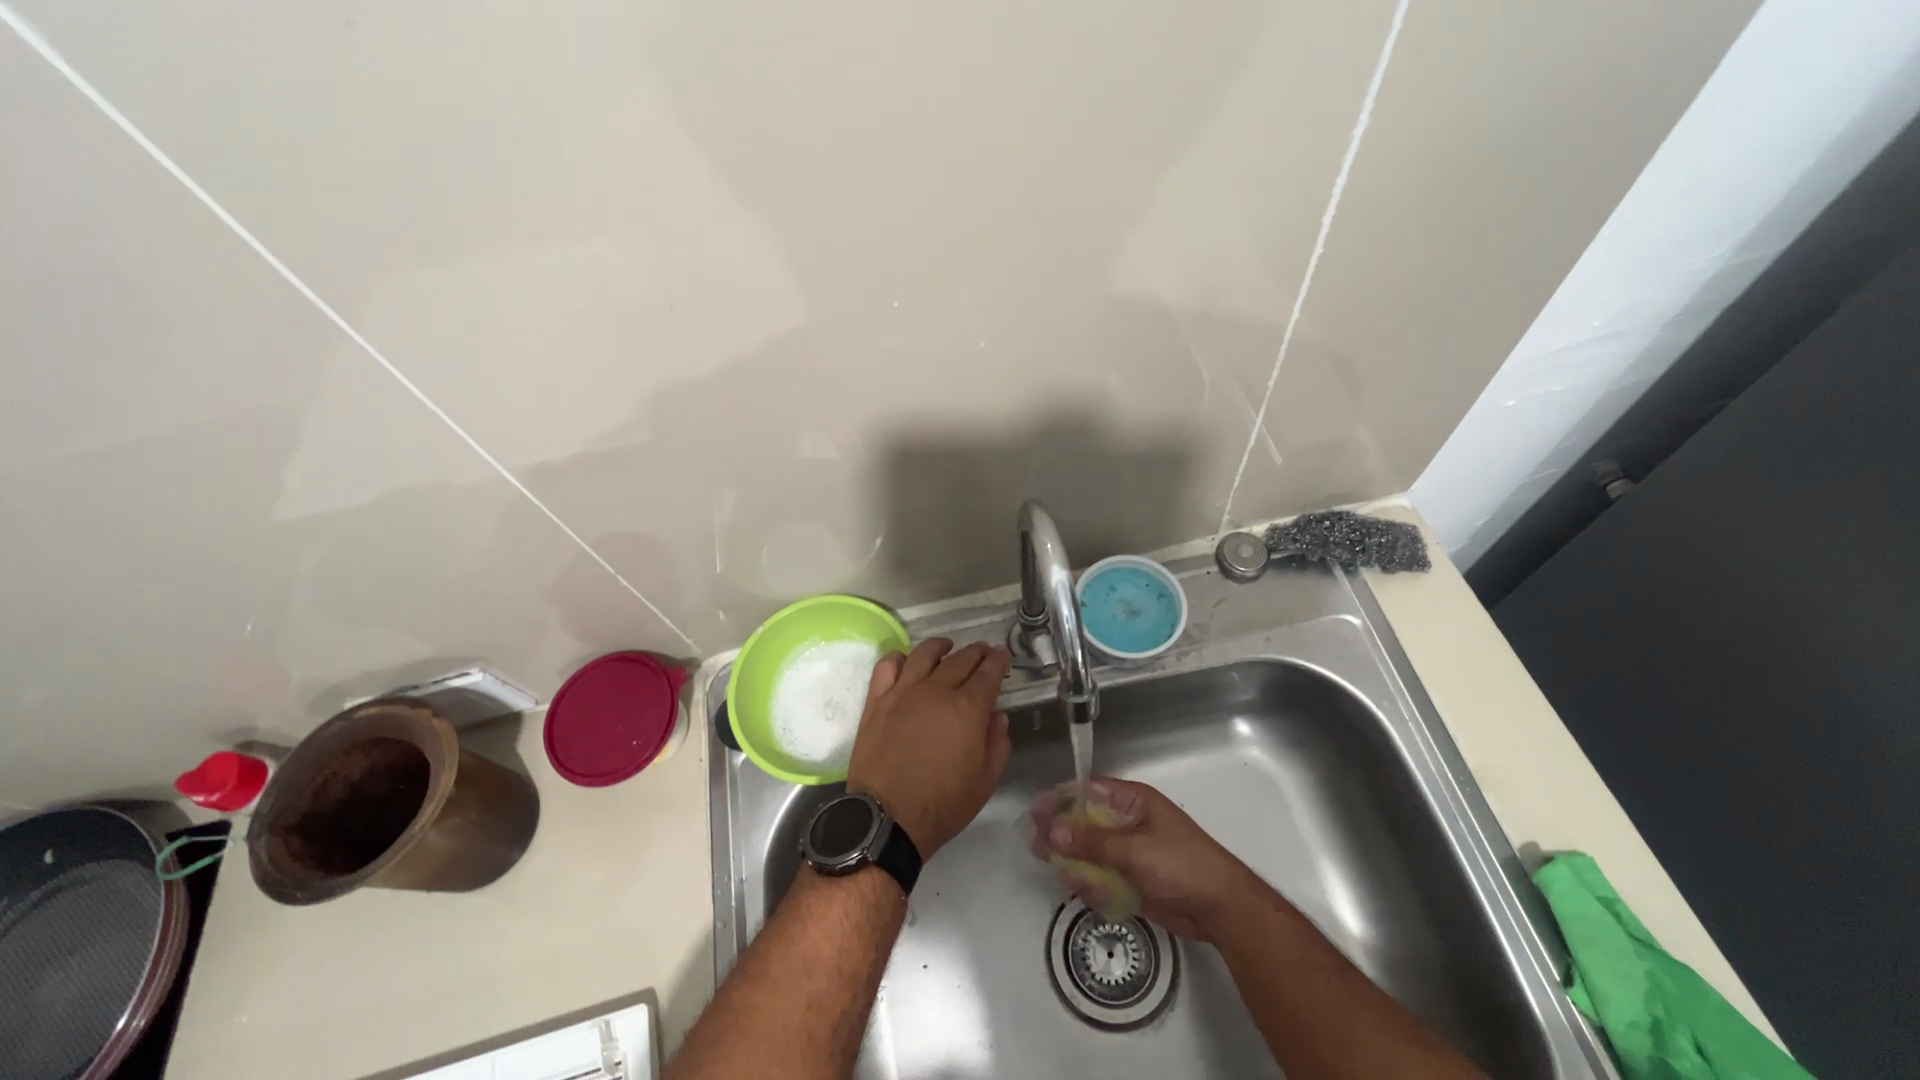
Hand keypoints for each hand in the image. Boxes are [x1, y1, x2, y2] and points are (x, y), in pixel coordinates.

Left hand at [846, 639, 1011, 857]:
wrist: (887, 818)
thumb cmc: (943, 804)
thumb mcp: (985, 781)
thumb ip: (997, 743)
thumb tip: (996, 716)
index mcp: (968, 708)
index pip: (988, 672)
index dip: (998, 661)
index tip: (1002, 656)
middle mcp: (936, 691)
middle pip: (960, 659)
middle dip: (975, 652)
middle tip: (982, 652)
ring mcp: (902, 692)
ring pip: (924, 654)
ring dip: (940, 647)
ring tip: (947, 647)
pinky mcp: (876, 701)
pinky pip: (887, 666)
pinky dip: (899, 658)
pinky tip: (906, 661)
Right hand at [1031, 777, 1262, 940]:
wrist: (1220, 909)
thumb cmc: (1181, 865)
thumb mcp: (1134, 849)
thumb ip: (1091, 841)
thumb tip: (1051, 829)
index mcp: (1133, 801)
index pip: (1088, 791)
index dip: (1060, 799)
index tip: (1034, 812)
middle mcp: (1128, 823)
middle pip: (1083, 823)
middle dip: (1061, 835)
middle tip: (1037, 847)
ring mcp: (1128, 853)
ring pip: (1088, 853)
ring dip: (1074, 864)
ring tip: (1063, 875)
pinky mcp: (1130, 880)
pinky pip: (1100, 878)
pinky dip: (1091, 886)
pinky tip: (1088, 892)